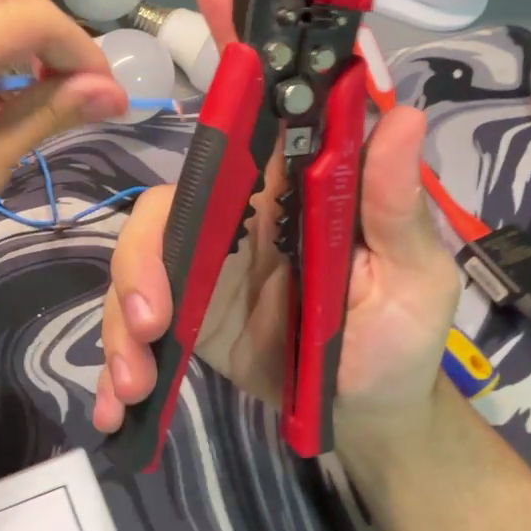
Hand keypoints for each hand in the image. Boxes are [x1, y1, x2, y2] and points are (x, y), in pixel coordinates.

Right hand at [90, 102, 460, 445]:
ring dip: (121, 322)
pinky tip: (116, 406)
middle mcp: (230, 225)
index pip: (227, 153)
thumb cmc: (400, 334)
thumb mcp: (415, 275)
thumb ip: (394, 206)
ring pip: (135, 270)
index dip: (194, 160)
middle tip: (150, 321)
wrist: (367, 414)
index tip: (186, 196)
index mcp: (281, 197)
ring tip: (135, 382)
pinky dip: (116, 365)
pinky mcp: (181, 320)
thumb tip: (401, 116)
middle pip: (161, 214)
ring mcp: (198, 273)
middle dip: (139, 262)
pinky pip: (132, 327)